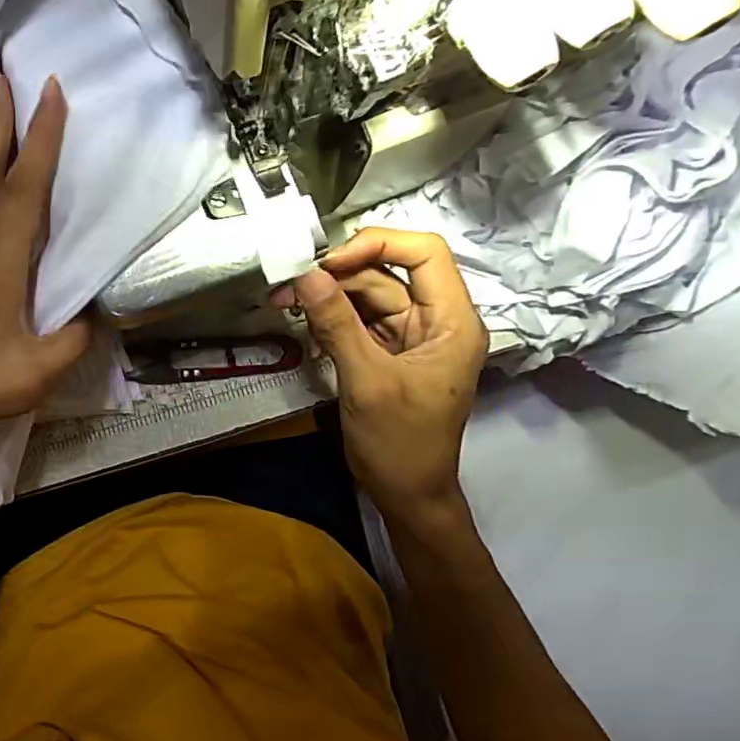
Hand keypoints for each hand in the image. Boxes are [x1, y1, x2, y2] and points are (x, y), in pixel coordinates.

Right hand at [272, 228, 487, 514]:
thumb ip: (337, 323)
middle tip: (290, 285)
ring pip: (368, 296)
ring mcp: (411, 336)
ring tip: (287, 304)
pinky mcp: (389, 352)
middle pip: (388, 273)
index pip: (425, 253)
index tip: (329, 263)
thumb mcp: (367, 381)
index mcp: (452, 321)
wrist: (407, 496)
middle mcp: (436, 320)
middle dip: (338, 276)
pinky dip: (332, 319)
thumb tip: (306, 274)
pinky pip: (359, 320)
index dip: (378, 244)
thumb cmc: (399, 444)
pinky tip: (306, 324)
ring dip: (328, 298)